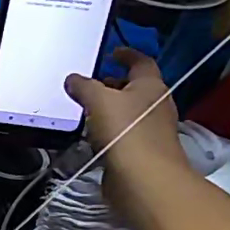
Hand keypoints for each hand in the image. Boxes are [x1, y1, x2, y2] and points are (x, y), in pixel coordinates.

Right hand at [65, 48, 185, 177]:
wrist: (143, 177)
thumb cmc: (125, 131)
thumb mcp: (99, 101)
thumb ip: (84, 87)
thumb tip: (73, 79)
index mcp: (151, 87)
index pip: (142, 62)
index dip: (127, 54)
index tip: (113, 52)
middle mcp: (156, 105)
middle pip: (136, 87)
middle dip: (115, 83)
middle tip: (93, 83)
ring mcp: (151, 129)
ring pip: (130, 110)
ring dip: (111, 107)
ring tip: (87, 108)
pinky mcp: (142, 150)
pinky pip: (124, 131)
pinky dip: (109, 128)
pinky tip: (92, 134)